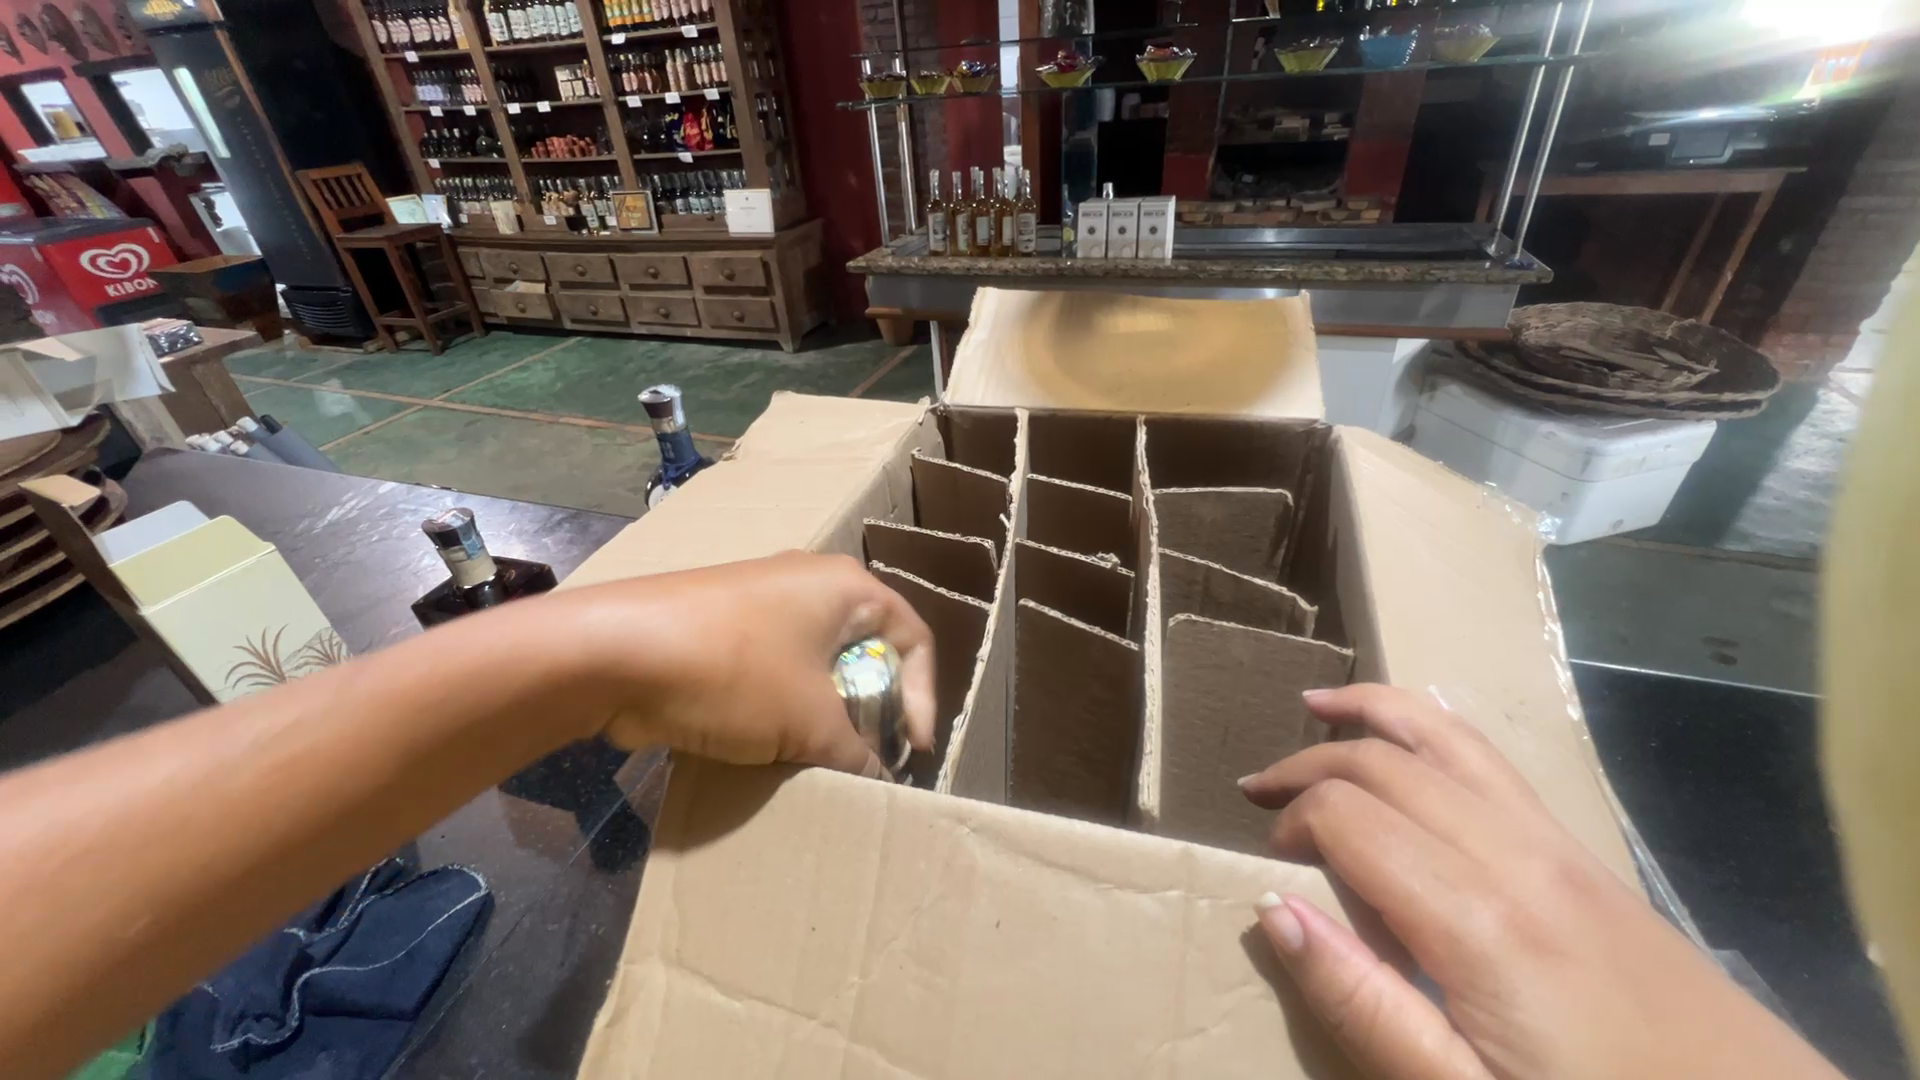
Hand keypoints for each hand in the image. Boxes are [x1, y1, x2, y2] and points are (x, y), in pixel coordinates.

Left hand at [560, 551, 936, 776]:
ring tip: (820, 754)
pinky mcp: (723, 623)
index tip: (912, 749)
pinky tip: (771, 739)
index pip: (914, 637)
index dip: (923, 696)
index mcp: (847, 586)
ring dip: (828, 709)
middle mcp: (810, 580)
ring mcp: (762, 598)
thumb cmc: (736, 673)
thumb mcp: (811, 722)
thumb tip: (875, 772)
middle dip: (874, 705)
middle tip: (868, 754)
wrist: (614, 651)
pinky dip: (787, 702)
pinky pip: (778, 664)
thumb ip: (857, 752)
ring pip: (819, 659)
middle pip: (867, 648)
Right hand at [1240, 684, 1842, 1079]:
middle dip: (1309, 764)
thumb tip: (1271, 907)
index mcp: (1477, 917)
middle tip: (1259, 792)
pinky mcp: (1584, 857)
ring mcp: (1558, 846)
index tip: (1274, 866)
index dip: (1294, 824)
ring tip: (1316, 706)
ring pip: (1445, 737)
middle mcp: (1515, 854)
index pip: (1347, 814)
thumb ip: (1363, 1004)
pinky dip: (1432, 727)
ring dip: (1370, 713)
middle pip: (1385, 761)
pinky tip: (1411, 734)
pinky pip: (1491, 762)